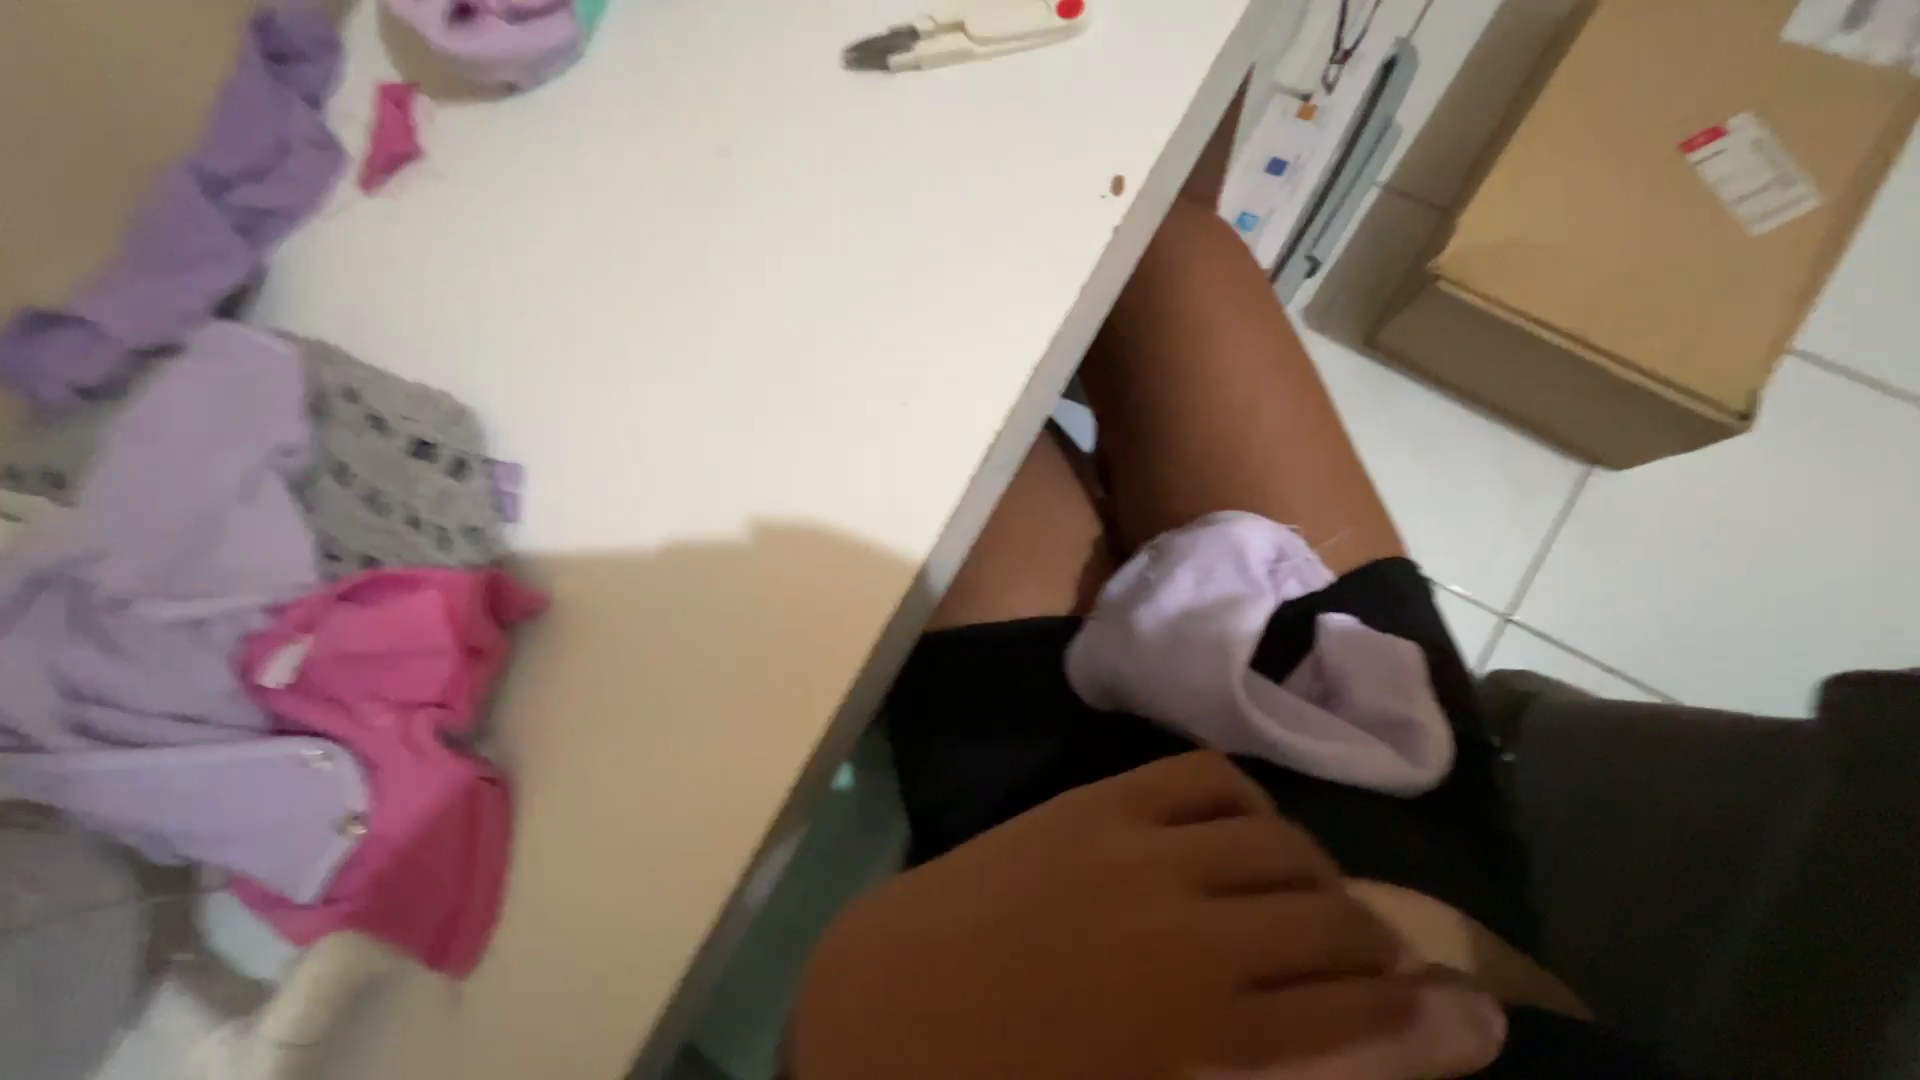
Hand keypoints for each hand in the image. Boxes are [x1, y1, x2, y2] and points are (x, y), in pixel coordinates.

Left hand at [790, 752, 1505, 1079]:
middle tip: (1388, 957)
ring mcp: (1140, 850)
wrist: (892, 1007)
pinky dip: (1241, 802)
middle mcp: (1192, 929)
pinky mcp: (1095, 803)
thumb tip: (1338, 1037)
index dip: (1433, 1019)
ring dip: (1314, 871)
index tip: (1480, 1014)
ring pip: (1278, 842)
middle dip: (1381, 942)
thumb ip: (1249, 1069)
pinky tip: (1239, 829)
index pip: (1359, 1015)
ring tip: (1312, 894)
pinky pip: (1201, 777)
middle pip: (1331, 917)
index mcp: (1205, 1032)